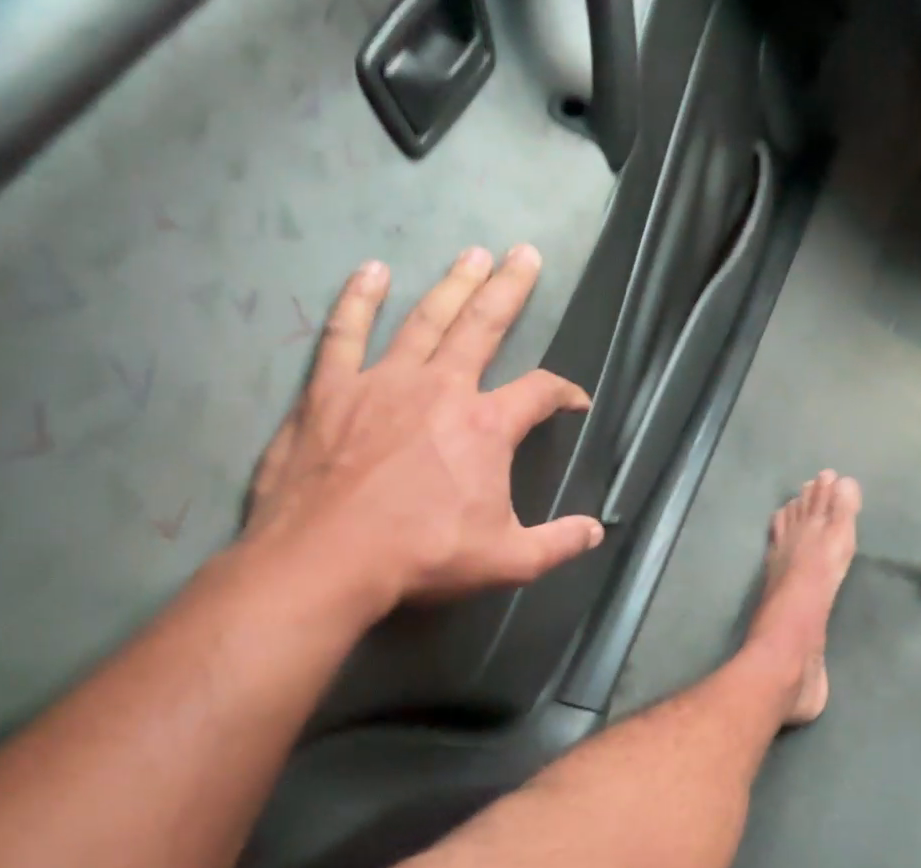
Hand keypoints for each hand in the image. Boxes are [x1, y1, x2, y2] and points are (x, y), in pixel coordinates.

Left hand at [246, 246, 603, 609]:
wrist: (324, 560)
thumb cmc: (424, 556)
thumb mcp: (510, 560)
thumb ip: (559, 542)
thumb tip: (597, 531)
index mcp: (487, 425)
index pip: (540, 392)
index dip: (565, 393)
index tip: (574, 402)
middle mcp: (440, 388)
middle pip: (483, 326)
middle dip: (509, 289)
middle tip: (524, 254)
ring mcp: (381, 383)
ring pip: (424, 320)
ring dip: (451, 285)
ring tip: (471, 253)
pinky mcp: (329, 391)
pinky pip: (345, 334)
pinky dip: (358, 301)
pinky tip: (370, 273)